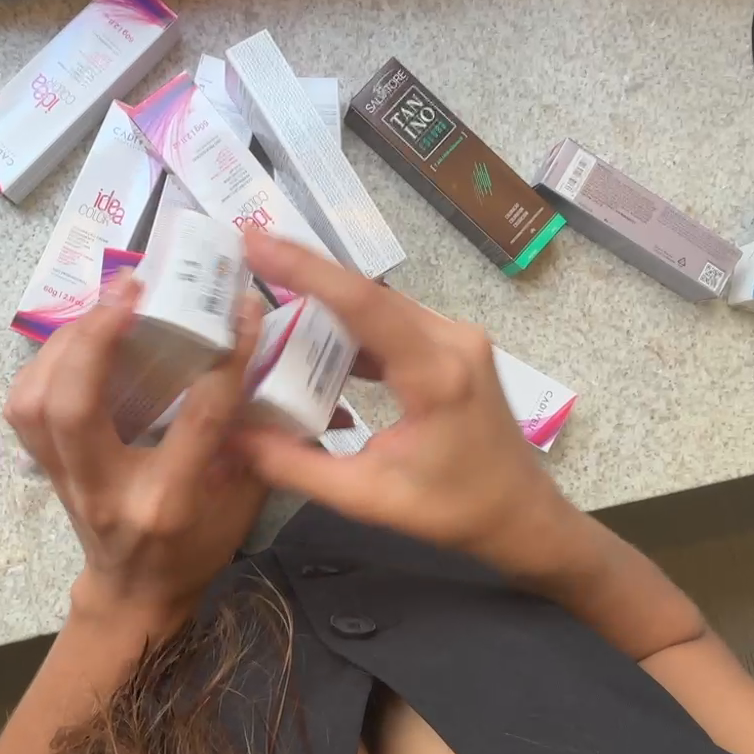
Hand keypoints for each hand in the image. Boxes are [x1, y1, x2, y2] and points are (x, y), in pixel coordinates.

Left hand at [6, 273, 268, 622]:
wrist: (134, 594)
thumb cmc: (197, 550)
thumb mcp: (245, 503)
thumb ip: (258, 440)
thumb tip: (278, 369)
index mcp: (168, 501)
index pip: (198, 417)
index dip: (227, 356)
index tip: (244, 306)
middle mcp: (104, 488)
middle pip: (74, 405)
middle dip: (97, 335)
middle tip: (133, 286)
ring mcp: (65, 479)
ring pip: (34, 403)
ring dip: (64, 342)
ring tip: (103, 305)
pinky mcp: (45, 468)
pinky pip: (24, 407)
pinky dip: (44, 363)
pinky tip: (77, 339)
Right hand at [232, 230, 585, 583]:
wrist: (521, 513)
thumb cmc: (452, 510)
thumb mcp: (367, 497)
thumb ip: (296, 467)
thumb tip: (232, 434)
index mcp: (436, 374)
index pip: (364, 304)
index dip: (306, 269)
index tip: (255, 241)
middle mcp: (452, 340)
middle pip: (368, 295)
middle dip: (306, 275)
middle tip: (247, 261)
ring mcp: (458, 338)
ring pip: (380, 306)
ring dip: (328, 303)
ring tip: (271, 297)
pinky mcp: (454, 346)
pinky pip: (394, 323)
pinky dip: (353, 328)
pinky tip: (317, 341)